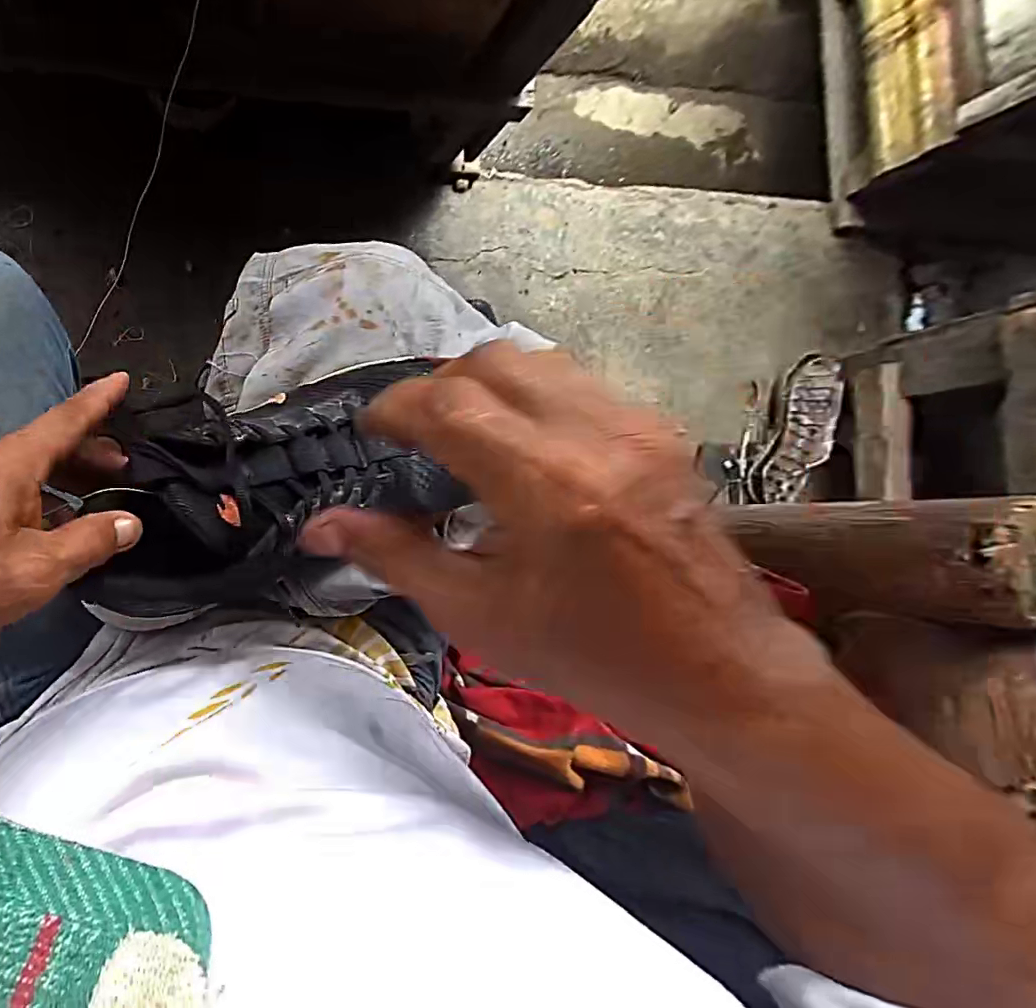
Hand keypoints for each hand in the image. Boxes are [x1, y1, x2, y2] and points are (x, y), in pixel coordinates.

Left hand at [0, 373, 142, 640]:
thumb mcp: (41, 568)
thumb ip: (92, 541)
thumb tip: (130, 523)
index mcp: (11, 464)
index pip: (65, 420)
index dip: (98, 400)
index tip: (122, 379)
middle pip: (53, 441)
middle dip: (93, 449)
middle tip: (126, 465)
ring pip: (36, 463)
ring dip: (72, 473)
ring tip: (102, 491)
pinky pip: (20, 481)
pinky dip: (50, 490)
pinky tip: (64, 518)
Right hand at [300, 343, 829, 732]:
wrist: (719, 676)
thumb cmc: (586, 655)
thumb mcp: (472, 613)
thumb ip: (390, 553)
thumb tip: (317, 527)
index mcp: (544, 485)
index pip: (447, 404)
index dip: (394, 407)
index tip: (370, 432)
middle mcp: (593, 434)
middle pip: (488, 362)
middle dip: (433, 387)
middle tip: (410, 434)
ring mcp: (634, 425)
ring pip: (533, 359)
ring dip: (479, 384)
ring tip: (458, 432)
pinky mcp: (657, 430)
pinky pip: (572, 379)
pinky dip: (524, 394)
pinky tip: (515, 444)